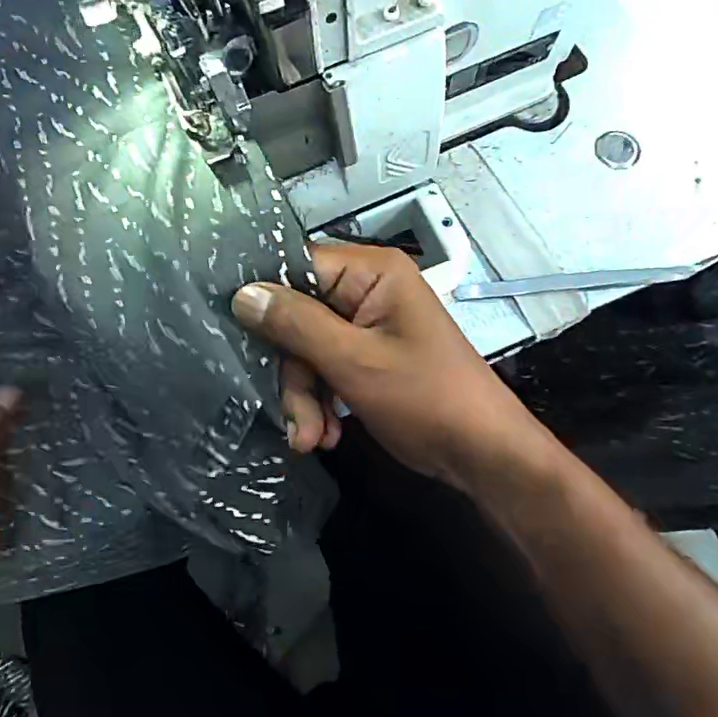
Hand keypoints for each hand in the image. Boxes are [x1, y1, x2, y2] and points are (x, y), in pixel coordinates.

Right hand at [231, 244, 559, 493]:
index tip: (237, 339)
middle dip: (292, 374)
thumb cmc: (427, 398)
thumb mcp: (355, 362)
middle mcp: (369, 291)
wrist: (479, 451)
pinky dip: (321, 404)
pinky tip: (327, 435)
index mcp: (373, 272)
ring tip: (312, 438)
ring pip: (308, 351)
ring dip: (304, 398)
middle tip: (294, 420)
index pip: (297, 266)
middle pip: (298, 317)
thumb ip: (297, 326)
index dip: (266, 301)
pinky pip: (327, 370)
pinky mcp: (369, 359)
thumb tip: (242, 294)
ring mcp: (369, 327)